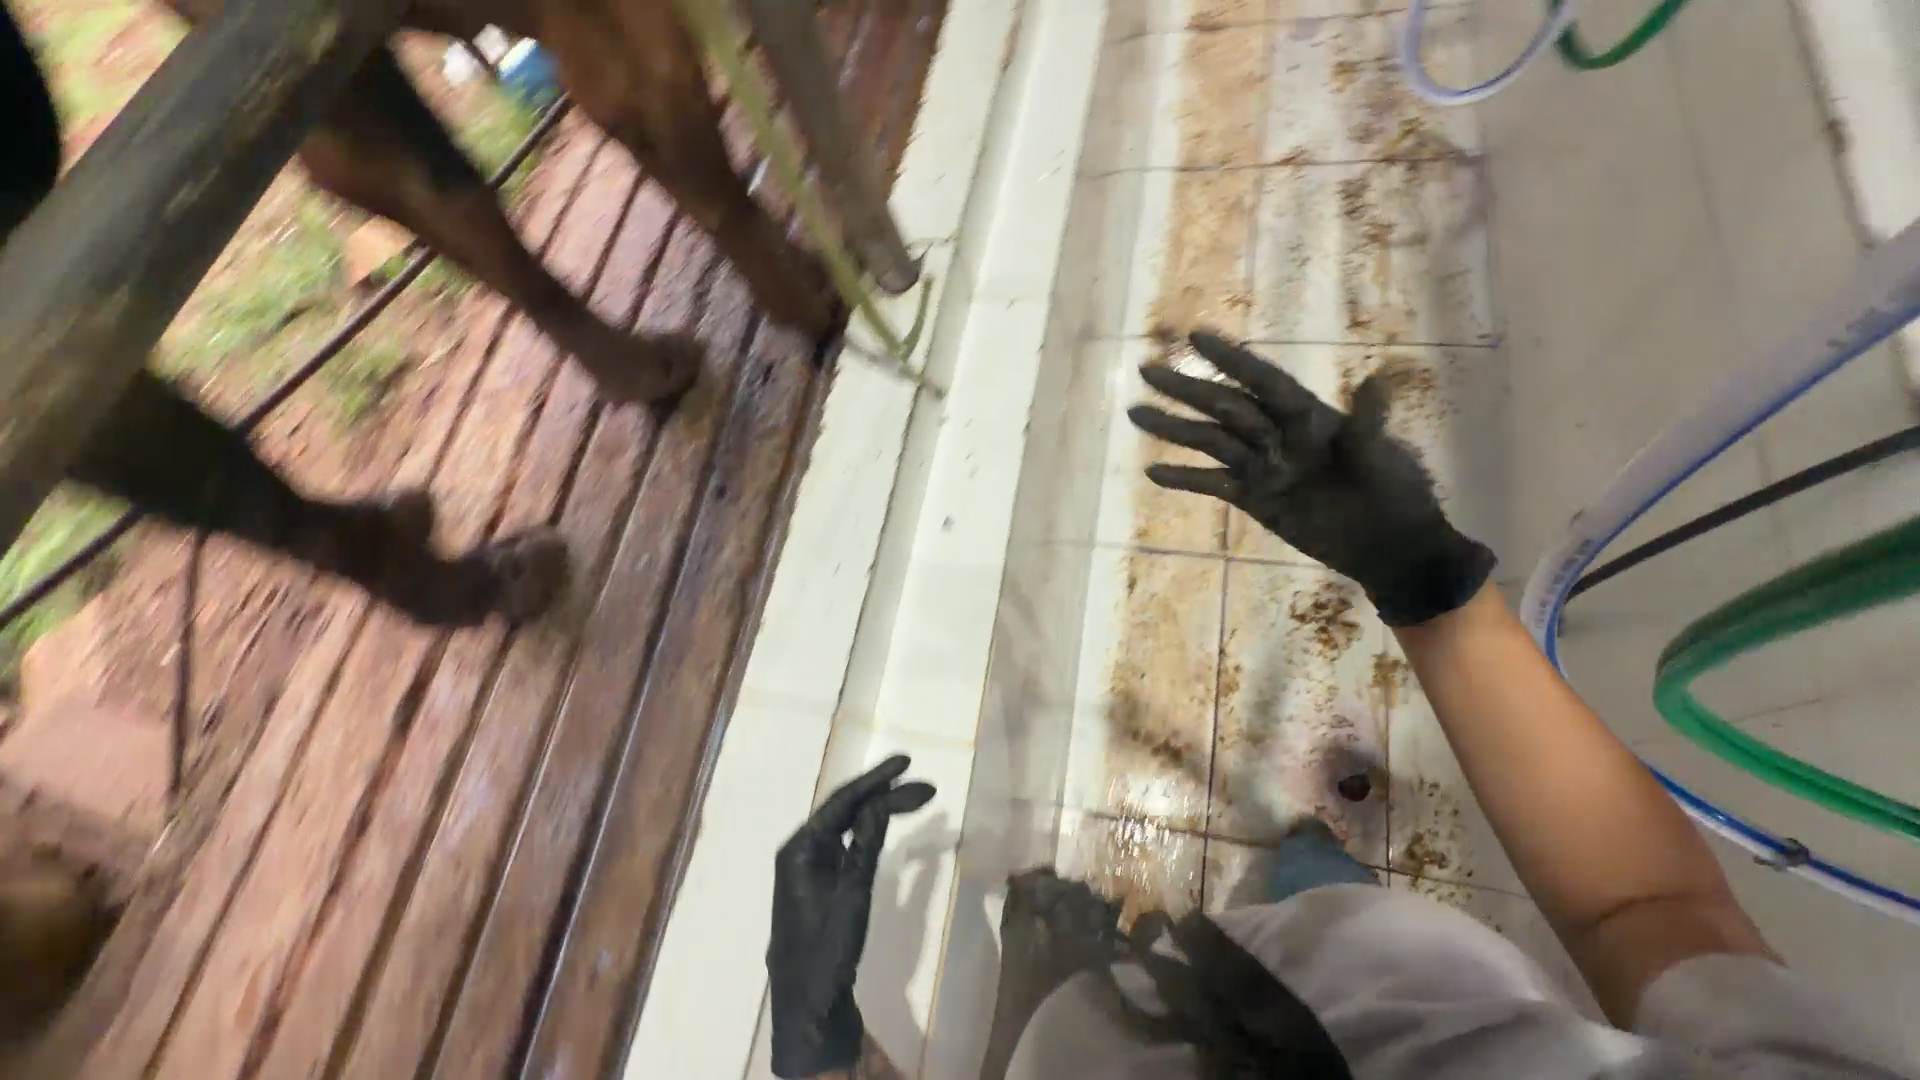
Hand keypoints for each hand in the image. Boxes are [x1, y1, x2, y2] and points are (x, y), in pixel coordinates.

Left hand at [768, 756, 934, 1078]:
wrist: (807, 1008)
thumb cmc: (827, 950)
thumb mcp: (852, 895)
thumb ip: (866, 845)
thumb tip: (881, 800)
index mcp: (800, 848)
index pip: (843, 802)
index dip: (876, 779)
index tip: (906, 761)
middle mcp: (801, 851)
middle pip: (847, 811)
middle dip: (885, 795)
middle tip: (927, 790)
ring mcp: (808, 868)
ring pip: (847, 826)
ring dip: (879, 811)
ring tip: (916, 800)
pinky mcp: (819, 885)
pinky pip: (847, 845)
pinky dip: (870, 833)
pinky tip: (888, 826)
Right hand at [1127, 331, 1493, 625]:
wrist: (1388, 548)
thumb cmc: (1394, 496)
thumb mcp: (1383, 457)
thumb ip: (1368, 424)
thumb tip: (1379, 380)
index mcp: (1307, 417)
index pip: (1261, 381)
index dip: (1230, 359)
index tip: (1196, 336)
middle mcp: (1276, 434)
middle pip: (1223, 405)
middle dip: (1186, 388)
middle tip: (1147, 370)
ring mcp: (1261, 466)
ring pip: (1209, 440)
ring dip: (1173, 428)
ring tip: (1136, 413)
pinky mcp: (1252, 498)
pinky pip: (1211, 483)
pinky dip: (1184, 479)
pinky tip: (1152, 472)